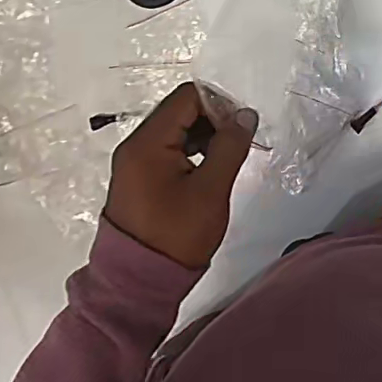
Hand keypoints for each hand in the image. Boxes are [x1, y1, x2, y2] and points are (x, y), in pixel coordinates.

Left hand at [105, 82, 257, 268]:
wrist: (138, 283)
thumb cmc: (176, 234)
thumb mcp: (211, 188)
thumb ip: (230, 145)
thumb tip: (245, 115)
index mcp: (147, 144)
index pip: (186, 98)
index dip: (219, 103)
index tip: (243, 125)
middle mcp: (136, 147)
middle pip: (181, 110)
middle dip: (215, 118)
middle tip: (241, 140)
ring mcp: (137, 163)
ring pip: (178, 129)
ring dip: (208, 134)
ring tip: (231, 154)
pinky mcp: (143, 178)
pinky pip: (172, 148)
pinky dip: (196, 148)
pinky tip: (214, 165)